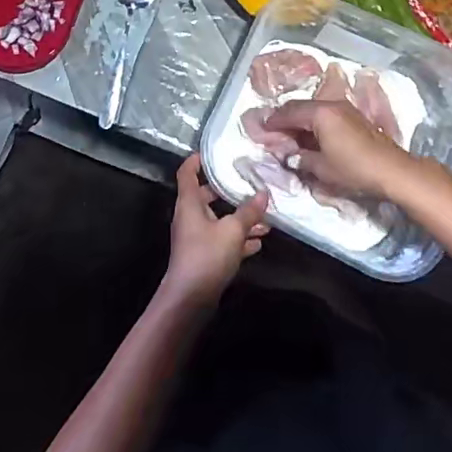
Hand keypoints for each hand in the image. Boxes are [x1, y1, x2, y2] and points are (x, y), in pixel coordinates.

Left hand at [162, 155, 268, 306]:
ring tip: (264, 219)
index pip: (187, 172)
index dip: (196, 160)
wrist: (190, 299)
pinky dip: (238, 239)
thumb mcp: (232, 230)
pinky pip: (222, 240)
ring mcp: (196, 237)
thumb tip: (263, 193)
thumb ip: (248, 212)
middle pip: (206, 195)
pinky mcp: (204, 256)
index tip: (212, 152)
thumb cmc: (207, 255)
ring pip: (218, 220)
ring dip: (239, 218)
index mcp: (189, 203)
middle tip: (248, 183)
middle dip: (227, 191)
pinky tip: (258, 242)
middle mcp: (190, 216)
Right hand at [264, 99, 420, 199]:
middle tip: (272, 131)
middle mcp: (331, 105)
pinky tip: (311, 136)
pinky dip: (314, 122)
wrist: (392, 170)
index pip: (289, 113)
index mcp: (320, 113)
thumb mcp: (321, 168)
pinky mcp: (354, 117)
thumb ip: (300, 158)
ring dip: (300, 120)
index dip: (273, 122)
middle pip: (300, 107)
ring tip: (289, 135)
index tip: (261, 129)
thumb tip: (288, 154)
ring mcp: (345, 109)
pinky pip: (326, 115)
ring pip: (314, 110)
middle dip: (285, 118)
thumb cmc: (354, 169)